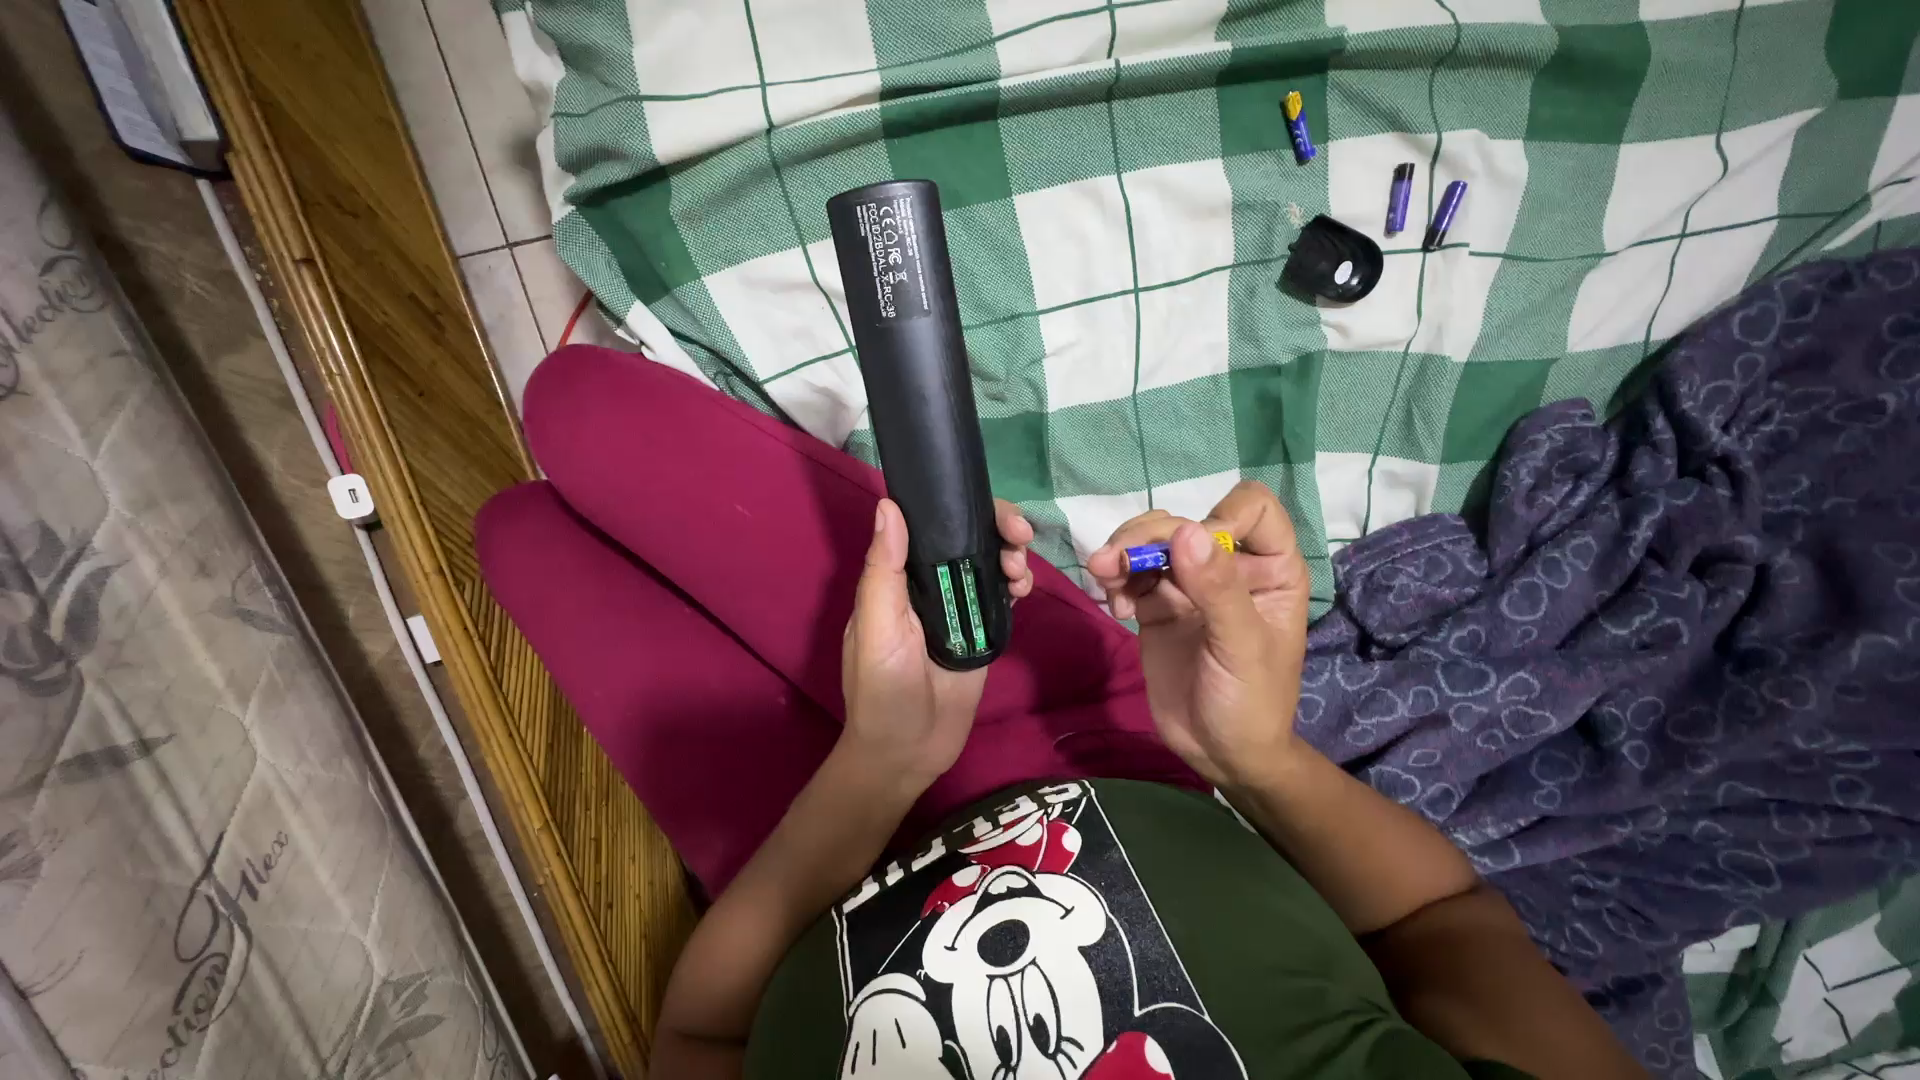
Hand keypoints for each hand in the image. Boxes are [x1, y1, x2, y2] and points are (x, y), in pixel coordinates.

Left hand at [839, 497, 1034, 794]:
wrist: (907, 753)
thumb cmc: (881, 689)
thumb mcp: (876, 627)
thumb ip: (884, 570)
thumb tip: (888, 505)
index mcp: (898, 579)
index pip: (931, 527)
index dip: (961, 509)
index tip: (989, 508)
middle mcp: (928, 587)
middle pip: (968, 540)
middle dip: (998, 529)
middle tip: (1020, 537)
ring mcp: (958, 610)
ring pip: (989, 565)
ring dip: (1011, 556)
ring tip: (1019, 573)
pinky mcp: (982, 635)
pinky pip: (1001, 598)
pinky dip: (1016, 585)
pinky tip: (1023, 590)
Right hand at [1086, 481, 1311, 789]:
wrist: (1219, 754)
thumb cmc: (1252, 702)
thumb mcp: (1242, 648)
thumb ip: (1217, 590)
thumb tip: (1186, 532)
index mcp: (1270, 570)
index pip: (1252, 510)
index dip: (1221, 516)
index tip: (1191, 550)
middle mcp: (1229, 568)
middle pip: (1186, 522)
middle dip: (1149, 536)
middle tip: (1116, 563)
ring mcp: (1189, 586)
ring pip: (1153, 542)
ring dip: (1123, 552)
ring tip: (1103, 577)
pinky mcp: (1157, 606)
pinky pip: (1131, 574)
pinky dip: (1115, 579)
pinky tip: (1115, 606)